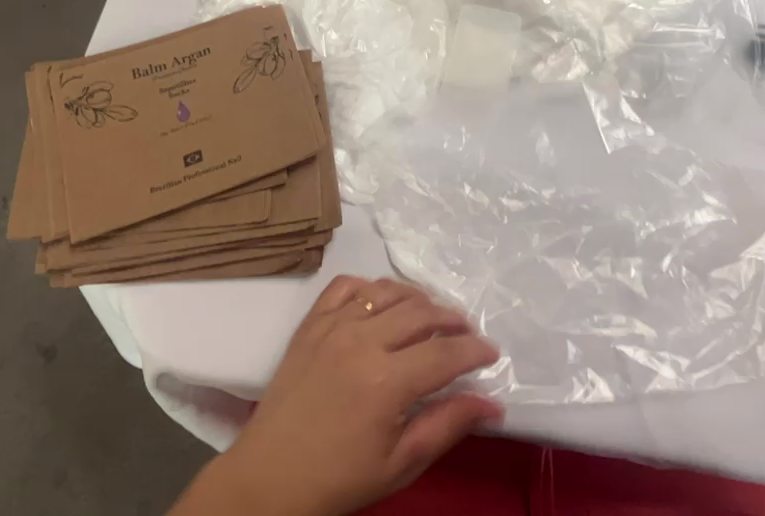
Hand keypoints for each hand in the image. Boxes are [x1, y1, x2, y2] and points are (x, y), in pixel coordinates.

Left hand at [170, 276, 502, 515]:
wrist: (272, 474)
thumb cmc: (341, 477)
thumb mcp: (402, 462)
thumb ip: (447, 425)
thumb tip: (492, 404)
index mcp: (387, 381)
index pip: (446, 352)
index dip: (475, 350)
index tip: (491, 354)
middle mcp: (361, 341)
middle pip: (420, 312)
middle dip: (453, 319)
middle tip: (467, 332)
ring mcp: (332, 326)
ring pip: (386, 292)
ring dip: (417, 299)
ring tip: (433, 315)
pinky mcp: (311, 323)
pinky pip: (345, 286)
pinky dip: (370, 287)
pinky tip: (382, 302)